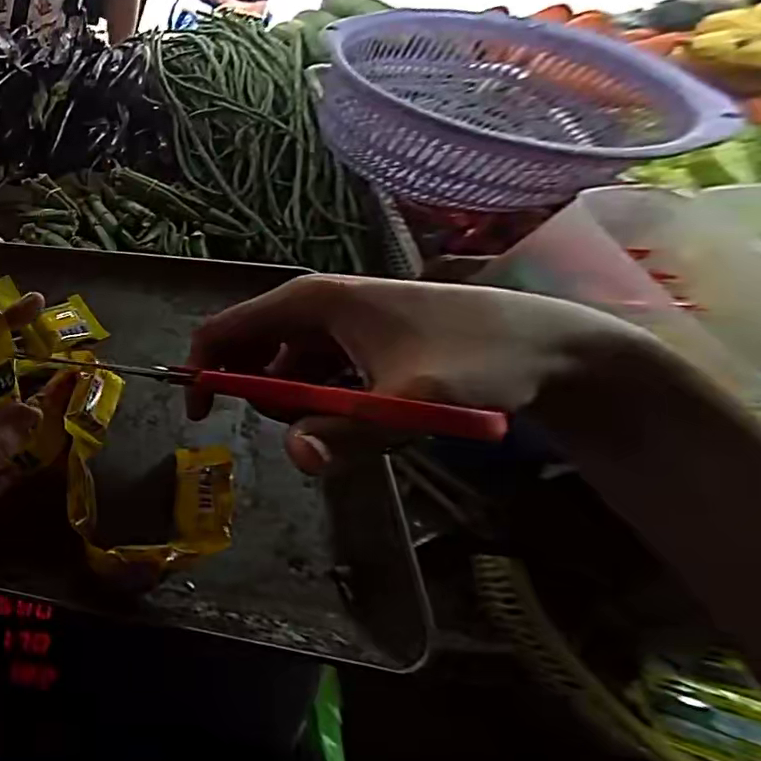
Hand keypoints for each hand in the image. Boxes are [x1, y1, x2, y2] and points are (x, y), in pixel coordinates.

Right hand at [185, 275, 658, 472]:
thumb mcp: (413, 400)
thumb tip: (294, 459)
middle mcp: (312, 304)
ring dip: (293, 400)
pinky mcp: (356, 338)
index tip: (203, 417)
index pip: (222, 330)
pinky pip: (311, 370)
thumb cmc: (481, 358)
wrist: (558, 346)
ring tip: (348, 422)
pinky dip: (318, 397)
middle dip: (255, 393)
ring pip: (280, 365)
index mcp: (308, 301)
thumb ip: (350, 433)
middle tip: (300, 427)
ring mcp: (335, 320)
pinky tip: (361, 411)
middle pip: (246, 348)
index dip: (201, 372)